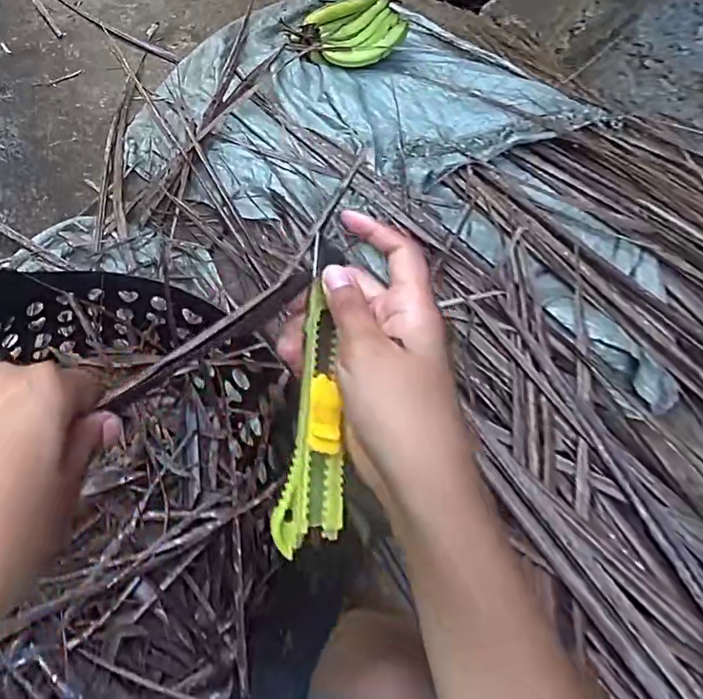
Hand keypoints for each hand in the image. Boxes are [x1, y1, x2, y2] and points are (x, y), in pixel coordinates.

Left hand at [0, 361, 120, 684]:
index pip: (87, 383)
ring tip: (8, 497)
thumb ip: (87, 448)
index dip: (94, 417)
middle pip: (41, 391)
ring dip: (11, 438)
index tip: (93, 443)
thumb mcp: (65, 499)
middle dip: (50, 427)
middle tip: (52, 480)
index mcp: (42, 390)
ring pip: (1, 409)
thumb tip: (101, 424)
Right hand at [276, 210, 477, 521]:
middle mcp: (396, 327)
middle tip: (290, 313)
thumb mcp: (367, 351)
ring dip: (308, 331)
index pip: (401, 257)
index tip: (343, 219)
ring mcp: (377, 356)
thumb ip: (348, 307)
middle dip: (318, 298)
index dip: (375, 233)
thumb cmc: (400, 411)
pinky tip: (295, 367)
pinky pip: (332, 355)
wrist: (414, 482)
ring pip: (335, 325)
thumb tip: (336, 270)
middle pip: (354, 292)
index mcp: (412, 312)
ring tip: (288, 352)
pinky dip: (311, 356)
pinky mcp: (360, 381)